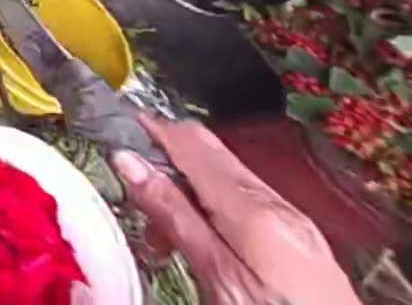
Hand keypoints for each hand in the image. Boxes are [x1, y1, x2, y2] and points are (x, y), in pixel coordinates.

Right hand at [113, 115, 360, 304]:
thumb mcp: (218, 283)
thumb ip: (174, 217)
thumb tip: (128, 159)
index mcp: (253, 208)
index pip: (190, 139)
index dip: (149, 129)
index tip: (113, 131)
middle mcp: (275, 202)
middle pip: (207, 148)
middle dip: (163, 155)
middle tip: (130, 187)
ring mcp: (291, 222)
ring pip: (222, 173)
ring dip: (183, 182)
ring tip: (158, 230)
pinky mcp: (298, 243)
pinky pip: (241, 200)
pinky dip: (208, 204)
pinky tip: (196, 239)